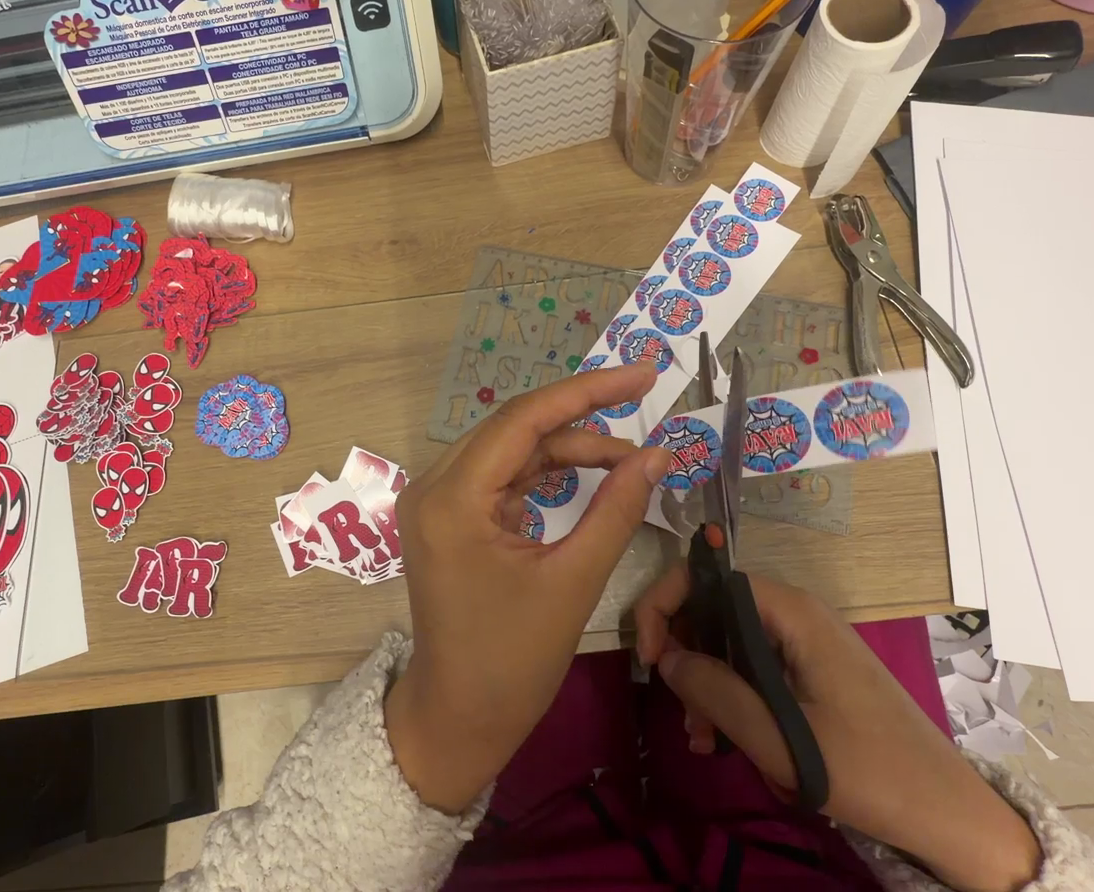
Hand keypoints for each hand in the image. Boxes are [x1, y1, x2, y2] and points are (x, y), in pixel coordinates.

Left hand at [385, 364, 672, 813]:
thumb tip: (658, 455)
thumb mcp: (573, 581)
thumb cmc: (511, 661)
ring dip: (568, 450)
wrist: (460, 719)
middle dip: (583, 421)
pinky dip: (546, 474)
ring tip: (629, 460)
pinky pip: (503, 478)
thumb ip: (616, 511)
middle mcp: (435, 487)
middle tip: (646, 412)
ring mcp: (438, 502)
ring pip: (511, 451)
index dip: (588, 391)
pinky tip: (590, 475)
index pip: (524, 420)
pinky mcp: (451, 519)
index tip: (644, 374)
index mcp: (453, 498)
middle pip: (516, 429)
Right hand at [635, 568, 1043, 891]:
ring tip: (705, 741)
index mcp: (792, 613)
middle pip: (715, 611)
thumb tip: (664, 657)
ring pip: (730, 644)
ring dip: (707, 686)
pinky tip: (728, 742)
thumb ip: (714, 691)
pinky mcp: (811, 671)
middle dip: (686, 657)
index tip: (649, 658)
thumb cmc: (869, 771)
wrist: (949, 814)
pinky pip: (755, 669)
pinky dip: (733, 698)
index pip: (708, 578)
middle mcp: (796, 615)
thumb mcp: (779, 739)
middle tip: (684, 716)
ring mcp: (805, 644)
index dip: (666, 606)